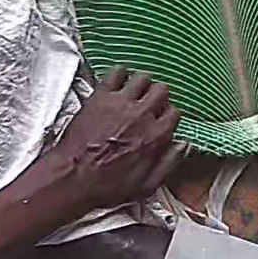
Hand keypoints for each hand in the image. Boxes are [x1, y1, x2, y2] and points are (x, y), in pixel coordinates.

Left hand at [36, 66, 185, 211]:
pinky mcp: (101, 96)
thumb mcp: (147, 186)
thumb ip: (169, 163)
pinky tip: (119, 79)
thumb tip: (183, 145)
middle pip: (161, 90)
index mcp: (156, 135)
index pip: (174, 113)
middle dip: (158, 96)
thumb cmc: (108, 185)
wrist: (74, 176)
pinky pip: (116, 73)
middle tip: (151, 102)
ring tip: (137, 90)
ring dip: (142, 83)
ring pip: (142, 77)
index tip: (162, 119)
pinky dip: (121, 73)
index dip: (168, 115)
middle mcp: (142, 114)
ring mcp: (121, 102)